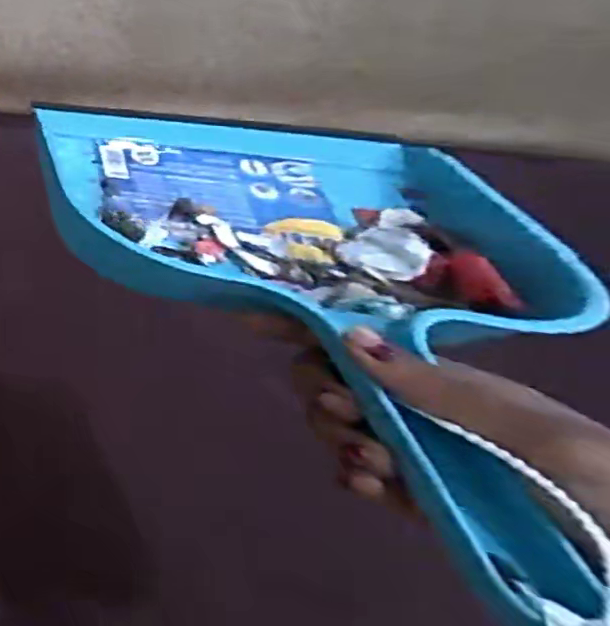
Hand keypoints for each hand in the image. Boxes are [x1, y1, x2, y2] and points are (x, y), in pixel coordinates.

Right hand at [247, 316, 609, 526]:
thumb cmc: (599, 482)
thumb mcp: (533, 432)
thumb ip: (438, 387)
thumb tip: (346, 336)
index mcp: (446, 384)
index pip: (360, 343)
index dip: (305, 330)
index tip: (252, 325)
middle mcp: (422, 411)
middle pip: (334, 384)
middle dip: (322, 395)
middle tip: (344, 415)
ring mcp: (420, 456)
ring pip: (341, 429)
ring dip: (339, 440)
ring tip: (372, 466)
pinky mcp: (421, 500)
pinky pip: (364, 477)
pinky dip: (354, 477)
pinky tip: (366, 487)